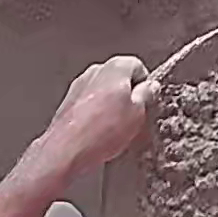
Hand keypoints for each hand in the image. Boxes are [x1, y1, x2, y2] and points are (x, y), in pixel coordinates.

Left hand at [37, 55, 158, 177]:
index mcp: (116, 66)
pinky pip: (89, 103)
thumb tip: (150, 87)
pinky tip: (98, 133)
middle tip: (133, 118)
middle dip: (127, 96)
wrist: (66, 150)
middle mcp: (97, 70)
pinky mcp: (69, 101)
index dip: (145, 86)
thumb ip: (147, 95)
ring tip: (114, 130)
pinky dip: (95, 114)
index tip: (146, 102)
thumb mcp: (138, 114)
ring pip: (104, 91)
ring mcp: (80, 84)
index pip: (139, 67)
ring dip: (110, 106)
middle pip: (120, 78)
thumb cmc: (101, 131)